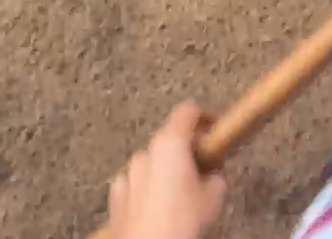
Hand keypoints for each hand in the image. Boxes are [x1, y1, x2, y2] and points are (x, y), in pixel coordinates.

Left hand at [108, 103, 226, 238]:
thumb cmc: (184, 221)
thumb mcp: (216, 194)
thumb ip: (216, 173)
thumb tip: (211, 172)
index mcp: (170, 143)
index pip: (189, 110)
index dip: (207, 117)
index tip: (217, 131)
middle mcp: (146, 153)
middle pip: (170, 137)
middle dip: (187, 147)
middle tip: (203, 165)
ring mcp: (126, 175)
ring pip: (152, 161)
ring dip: (165, 167)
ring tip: (179, 191)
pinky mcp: (114, 199)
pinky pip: (135, 182)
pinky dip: (147, 186)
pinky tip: (157, 206)